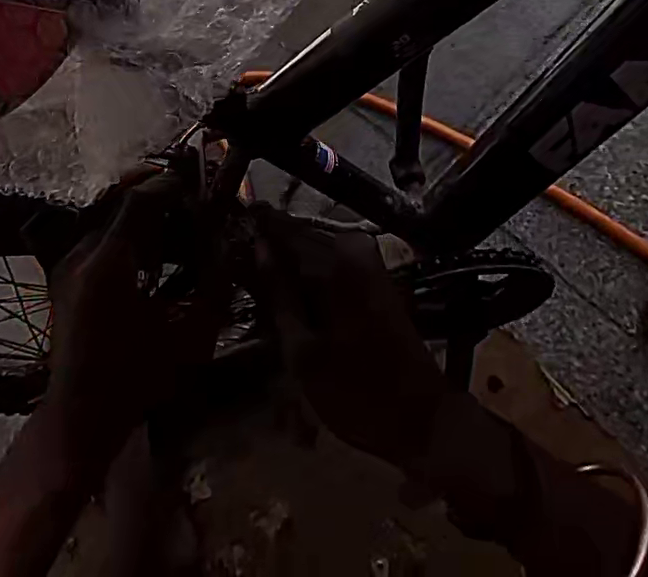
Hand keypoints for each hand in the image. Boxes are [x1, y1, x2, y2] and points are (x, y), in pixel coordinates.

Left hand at [43, 168, 227, 461]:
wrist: (80, 417)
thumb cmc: (137, 380)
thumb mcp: (188, 336)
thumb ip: (215, 286)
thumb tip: (232, 247)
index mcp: (109, 265)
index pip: (138, 201)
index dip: (169, 186)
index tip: (195, 186)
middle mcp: (82, 255)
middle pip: (119, 201)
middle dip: (155, 196)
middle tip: (188, 202)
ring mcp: (68, 265)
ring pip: (106, 215)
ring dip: (140, 213)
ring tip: (172, 223)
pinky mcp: (64, 276)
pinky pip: (97, 236)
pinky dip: (125, 232)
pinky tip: (149, 251)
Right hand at [248, 207, 451, 470]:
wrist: (425, 420)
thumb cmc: (360, 393)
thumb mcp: (304, 351)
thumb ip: (278, 294)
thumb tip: (257, 247)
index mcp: (338, 258)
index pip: (281, 227)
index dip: (251, 232)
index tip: (222, 240)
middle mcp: (355, 247)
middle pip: (295, 238)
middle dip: (266, 256)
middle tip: (234, 281)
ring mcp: (367, 260)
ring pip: (309, 253)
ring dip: (284, 272)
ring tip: (256, 299)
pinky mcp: (371, 277)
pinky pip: (327, 266)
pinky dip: (305, 283)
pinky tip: (286, 308)